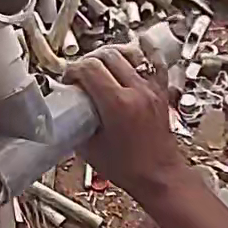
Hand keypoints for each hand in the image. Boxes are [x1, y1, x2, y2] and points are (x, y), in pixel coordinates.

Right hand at [65, 45, 190, 202]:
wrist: (160, 177)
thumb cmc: (130, 168)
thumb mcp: (90, 148)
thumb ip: (76, 124)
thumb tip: (67, 110)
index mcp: (118, 104)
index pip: (90, 68)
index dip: (74, 70)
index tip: (69, 79)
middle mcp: (137, 92)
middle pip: (108, 55)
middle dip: (89, 61)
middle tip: (80, 74)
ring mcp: (151, 90)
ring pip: (128, 54)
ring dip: (110, 57)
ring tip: (100, 67)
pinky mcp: (160, 93)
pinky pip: (153, 62)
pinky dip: (142, 54)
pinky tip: (134, 50)